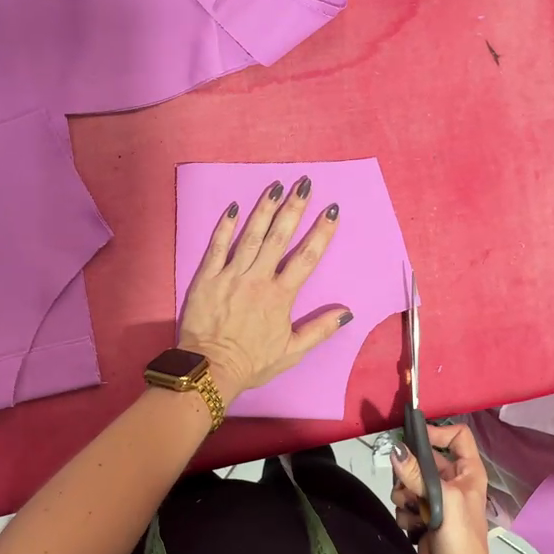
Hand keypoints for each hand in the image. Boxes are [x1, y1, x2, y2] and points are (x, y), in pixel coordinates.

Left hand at [178, 177, 350, 397]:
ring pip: (251, 235)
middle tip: (304, 184)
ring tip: (276, 186)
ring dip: (264, 209)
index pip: (306, 257)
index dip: (321, 232)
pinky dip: (225, 226)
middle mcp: (258, 278)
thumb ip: (319, 330)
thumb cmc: (252, 362)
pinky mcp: (207, 277)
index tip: (332, 210)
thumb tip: (346, 312)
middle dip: (293, 208)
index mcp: (281, 296)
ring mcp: (231, 275)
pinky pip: (217, 246)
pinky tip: (234, 207)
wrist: (209, 370)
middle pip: (279, 237)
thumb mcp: (292, 351)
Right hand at [390, 423, 494, 553]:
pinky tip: (412, 526)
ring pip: (410, 480)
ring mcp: (437, 499)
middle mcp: (453, 481)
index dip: (437, 432)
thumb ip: (417, 473)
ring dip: (404, 494)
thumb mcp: (442, 501)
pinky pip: (405, 501)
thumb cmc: (460, 539)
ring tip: (411, 509)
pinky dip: (405, 512)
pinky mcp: (423, 516)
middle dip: (411, 470)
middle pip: (425, 458)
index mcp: (468, 471)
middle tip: (404, 482)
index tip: (413, 439)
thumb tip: (395, 449)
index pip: (457, 436)